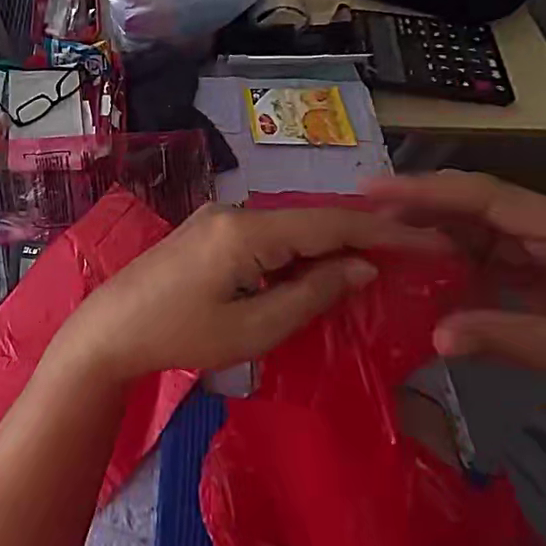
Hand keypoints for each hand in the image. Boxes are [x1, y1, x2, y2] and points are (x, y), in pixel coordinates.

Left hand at [53, 202, 452, 381]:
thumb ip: (311, 294)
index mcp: (246, 229)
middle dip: (363, 237)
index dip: (386, 233)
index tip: (435, 242)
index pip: (330, 223)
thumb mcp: (253, 328)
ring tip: (379, 268)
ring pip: (288, 227)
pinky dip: (297, 252)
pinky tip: (318, 272)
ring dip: (329, 247)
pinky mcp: (207, 231)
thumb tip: (361, 266)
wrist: (110, 328)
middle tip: (416, 257)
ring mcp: (216, 218)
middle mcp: (233, 211)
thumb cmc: (180, 334)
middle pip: (310, 219)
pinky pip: (265, 235)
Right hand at [365, 170, 545, 427]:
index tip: (376, 188)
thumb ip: (512, 339)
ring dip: (432, 233)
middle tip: (363, 208)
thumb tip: (435, 336)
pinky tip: (419, 268)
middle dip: (423, 205)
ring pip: (479, 233)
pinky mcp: (545, 282)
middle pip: (480, 209)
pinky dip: (451, 264)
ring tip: (380, 234)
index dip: (431, 192)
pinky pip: (487, 263)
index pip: (494, 200)